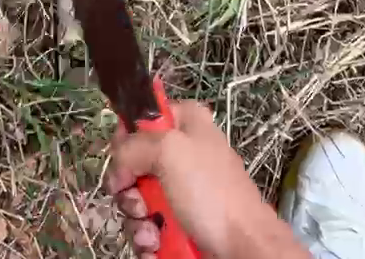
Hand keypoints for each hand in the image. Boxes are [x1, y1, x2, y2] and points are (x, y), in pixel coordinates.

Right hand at [106, 100, 308, 258]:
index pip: (140, 119)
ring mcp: (182, 190)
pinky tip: (156, 246)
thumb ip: (133, 145)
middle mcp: (182, 153)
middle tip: (140, 202)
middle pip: (134, 164)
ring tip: (152, 233)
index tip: (123, 163)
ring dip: (137, 220)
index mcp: (185, 122)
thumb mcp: (170, 151)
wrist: (246, 249)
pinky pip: (149, 225)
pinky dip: (147, 239)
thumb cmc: (211, 192)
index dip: (125, 141)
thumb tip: (119, 163)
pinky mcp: (181, 222)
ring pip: (138, 199)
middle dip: (129, 189)